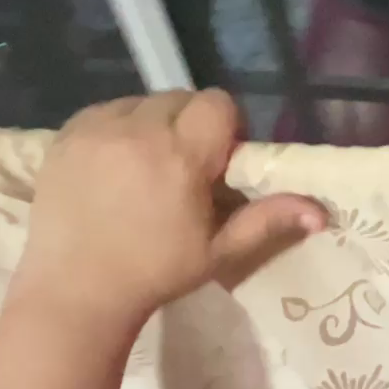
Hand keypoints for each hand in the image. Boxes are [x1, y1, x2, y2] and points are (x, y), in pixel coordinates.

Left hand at [10, 91, 323, 322]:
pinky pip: (107, 110)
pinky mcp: (66, 135)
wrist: (76, 291)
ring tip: (149, 165)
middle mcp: (138, 130)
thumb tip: (321, 213)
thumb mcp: (219, 251)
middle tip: (186, 167)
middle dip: (191, 124)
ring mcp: (97, 130)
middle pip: (181, 98)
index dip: (226, 126)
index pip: (218, 104)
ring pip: (143, 101)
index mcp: (181, 156)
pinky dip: (119, 127)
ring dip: (155, 123)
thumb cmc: (156, 273)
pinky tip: (117, 164)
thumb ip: (268, 220)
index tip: (219, 161)